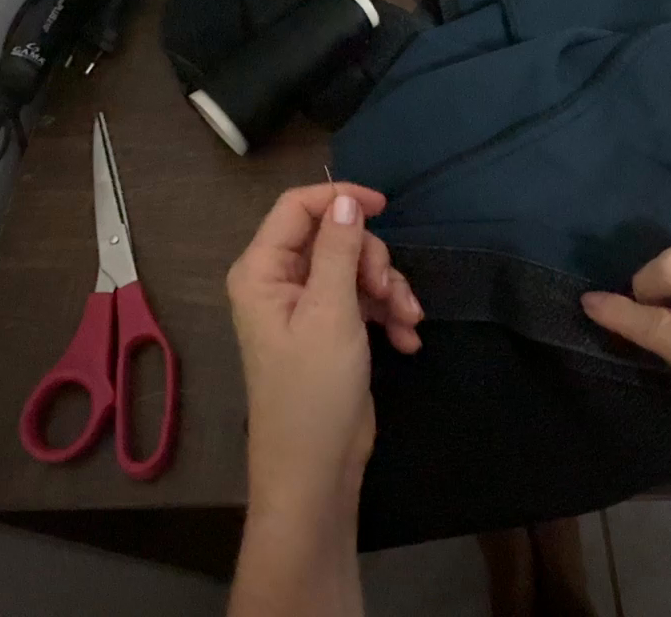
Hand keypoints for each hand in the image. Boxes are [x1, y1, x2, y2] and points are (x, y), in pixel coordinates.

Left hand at [227, 183, 422, 513]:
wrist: (317, 471)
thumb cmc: (314, 388)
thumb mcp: (331, 311)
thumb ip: (339, 249)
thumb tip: (346, 201)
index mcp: (262, 269)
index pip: (296, 207)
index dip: (339, 199)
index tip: (383, 207)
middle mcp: (279, 280)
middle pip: (333, 237)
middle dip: (371, 260)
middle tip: (389, 291)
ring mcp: (305, 305)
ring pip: (354, 268)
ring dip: (387, 289)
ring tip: (408, 321)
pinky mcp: (330, 328)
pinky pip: (362, 299)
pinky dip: (386, 313)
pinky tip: (407, 340)